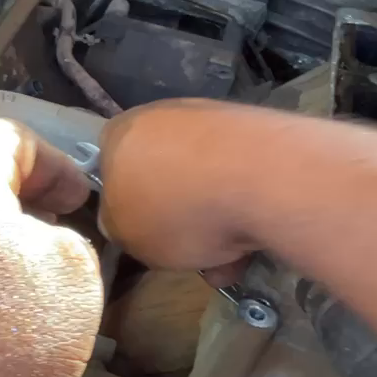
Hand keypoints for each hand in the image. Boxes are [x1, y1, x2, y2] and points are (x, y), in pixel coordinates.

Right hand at [97, 99, 261, 272]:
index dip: (122, 201)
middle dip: (174, 215)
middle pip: (161, 174)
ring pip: (204, 180)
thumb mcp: (124, 235)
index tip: (138, 229)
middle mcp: (166, 116)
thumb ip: (117, 224)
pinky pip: (241, 179)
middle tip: (184, 251)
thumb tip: (125, 218)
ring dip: (212, 219)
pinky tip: (255, 243)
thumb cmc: (176, 208)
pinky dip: (245, 209)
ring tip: (228, 260)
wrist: (267, 180)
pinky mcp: (263, 131)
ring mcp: (217, 119)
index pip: (109, 164)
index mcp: (122, 132)